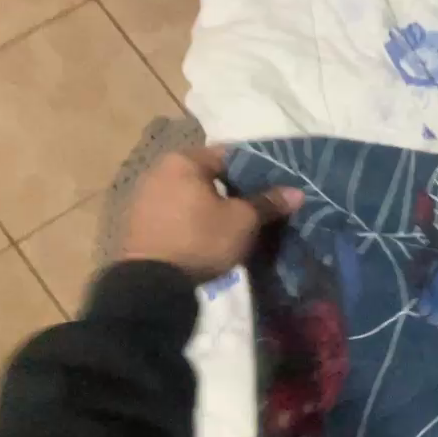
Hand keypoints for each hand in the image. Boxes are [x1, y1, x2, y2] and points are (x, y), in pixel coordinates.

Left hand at [117, 147, 302, 283]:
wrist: (152, 281)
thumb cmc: (201, 238)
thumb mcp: (243, 220)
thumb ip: (268, 202)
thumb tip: (297, 192)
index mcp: (184, 161)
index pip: (230, 155)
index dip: (258, 169)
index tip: (277, 184)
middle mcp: (159, 170)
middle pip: (210, 174)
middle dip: (236, 188)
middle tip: (262, 204)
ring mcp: (145, 196)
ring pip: (193, 194)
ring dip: (216, 205)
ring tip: (241, 222)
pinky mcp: (140, 221)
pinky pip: (179, 211)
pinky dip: (197, 218)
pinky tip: (213, 233)